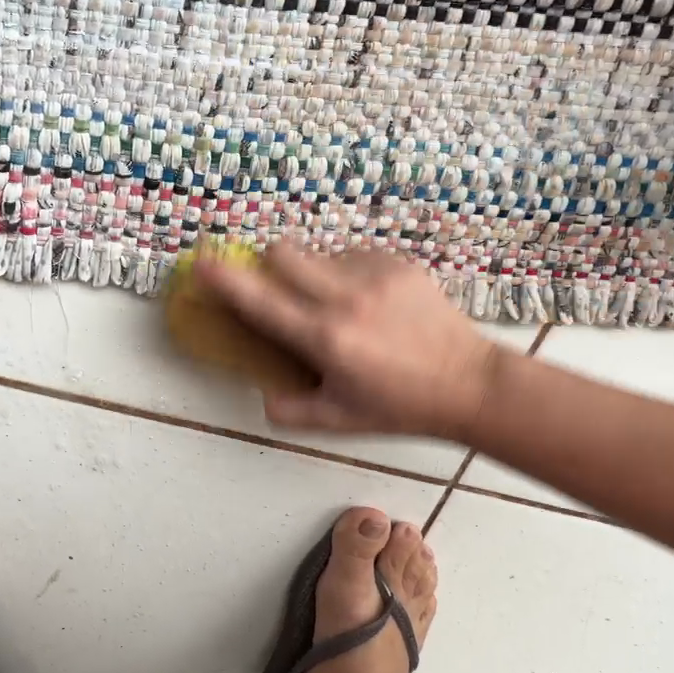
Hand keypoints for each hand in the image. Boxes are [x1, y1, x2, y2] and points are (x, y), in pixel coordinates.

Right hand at [196, 244, 511, 440]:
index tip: (201, 262)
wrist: (472, 383)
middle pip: (282, 253)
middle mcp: (345, 300)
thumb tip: (260, 393)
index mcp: (326, 339)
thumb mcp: (339, 420)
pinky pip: (352, 254)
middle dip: (268, 263)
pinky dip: (347, 272)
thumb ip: (289, 409)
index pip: (261, 302)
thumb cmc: (400, 405)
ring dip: (312, 273)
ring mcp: (374, 276)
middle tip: (277, 284)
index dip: (225, 280)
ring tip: (339, 304)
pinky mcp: (398, 263)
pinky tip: (370, 300)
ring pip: (317, 253)